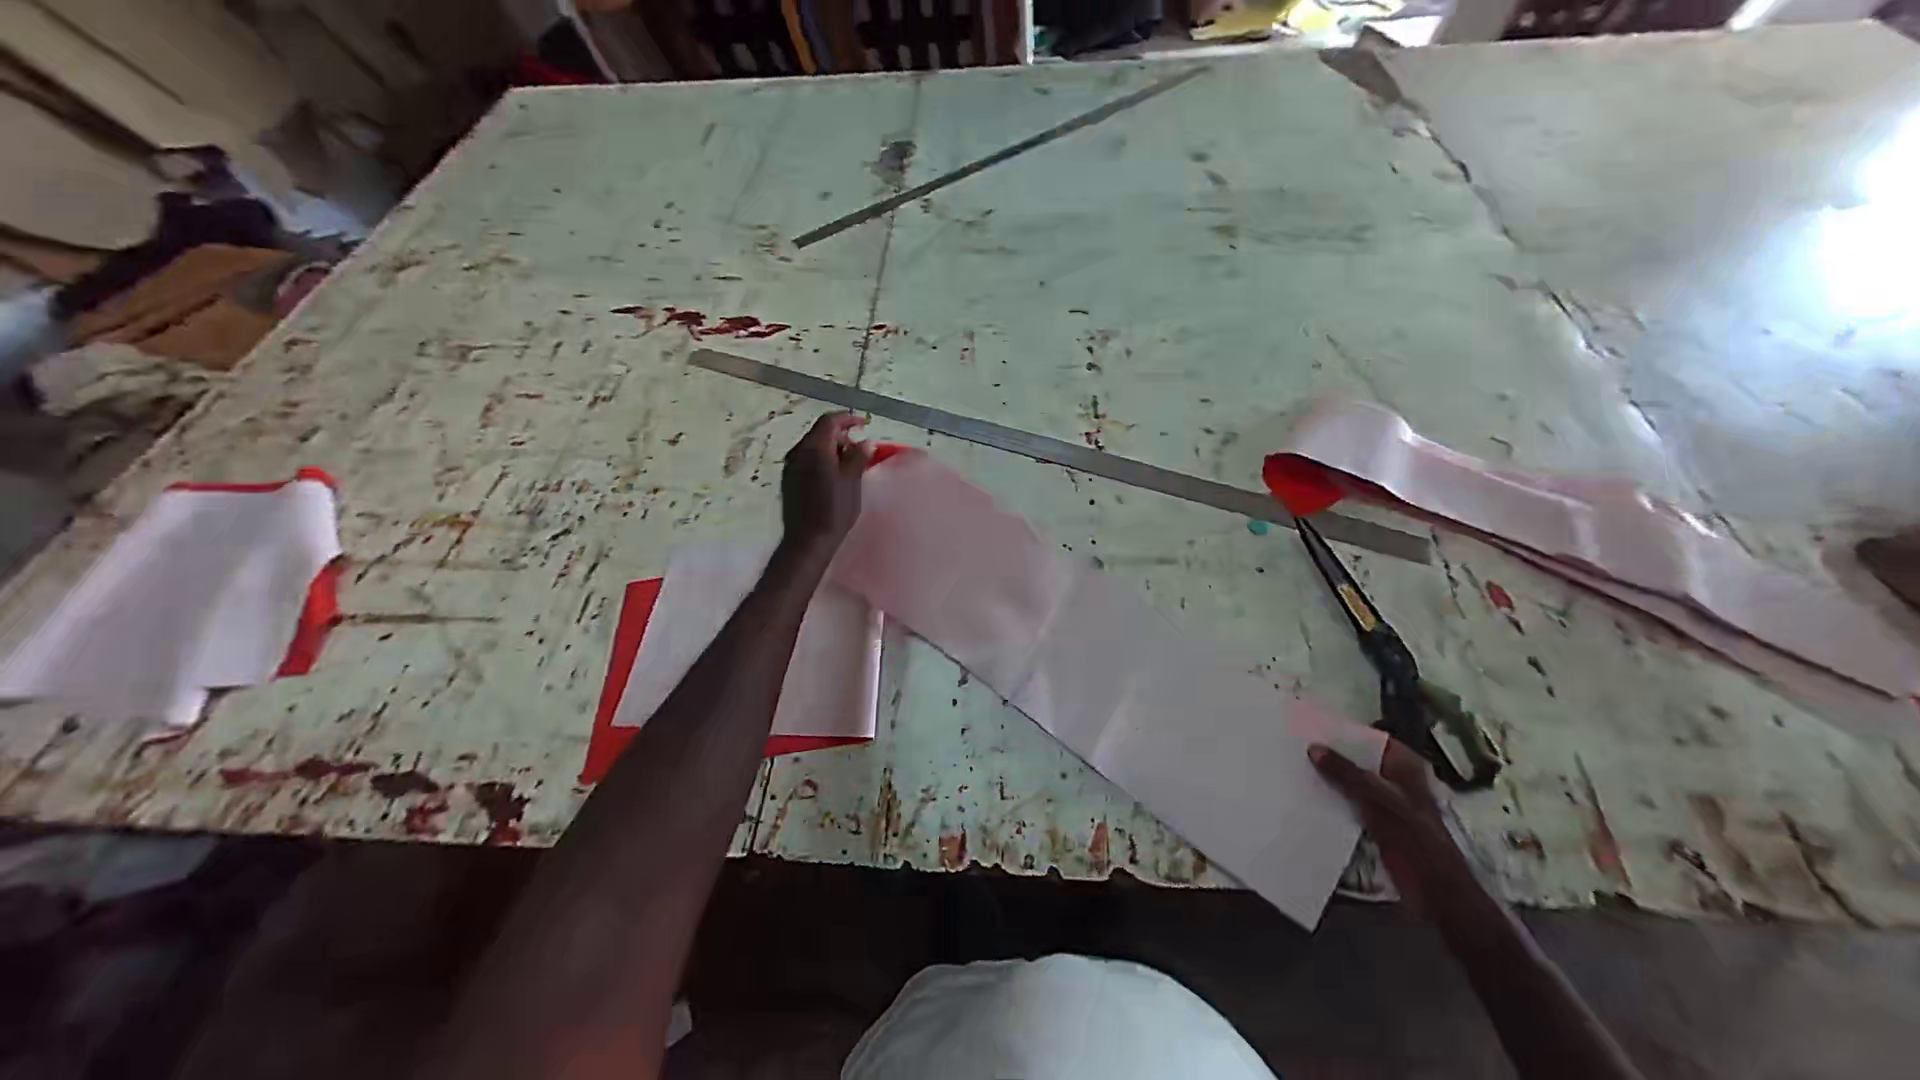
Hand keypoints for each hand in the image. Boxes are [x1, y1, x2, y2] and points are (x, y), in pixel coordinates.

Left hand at [781, 412, 867, 555]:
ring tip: (849, 462)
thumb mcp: (852, 482)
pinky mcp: (789, 481)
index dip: (847, 419)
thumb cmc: (834, 511)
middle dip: (840, 434)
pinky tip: (834, 474)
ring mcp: (790, 467)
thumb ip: (858, 457)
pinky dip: (822, 459)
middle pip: (819, 432)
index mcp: (814, 448)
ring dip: (831, 448)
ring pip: (812, 447)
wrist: (808, 541)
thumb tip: (865, 443)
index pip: (829, 422)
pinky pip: (806, 460)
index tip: (863, 424)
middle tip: (859, 446)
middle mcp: (798, 452)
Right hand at [1309, 739, 1478, 916]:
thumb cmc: (1413, 836)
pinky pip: (1350, 804)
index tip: (1312, 728)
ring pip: (1353, 783)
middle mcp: (1397, 780)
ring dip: (1331, 779)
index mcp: (1406, 767)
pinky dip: (1333, 800)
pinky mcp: (1377, 823)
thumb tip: (1313, 748)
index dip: (1344, 733)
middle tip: (1296, 746)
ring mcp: (1387, 803)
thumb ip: (1345, 772)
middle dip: (1333, 756)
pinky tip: (1308, 796)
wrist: (1433, 888)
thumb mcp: (1376, 797)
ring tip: (1296, 767)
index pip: (1371, 740)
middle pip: (1360, 761)